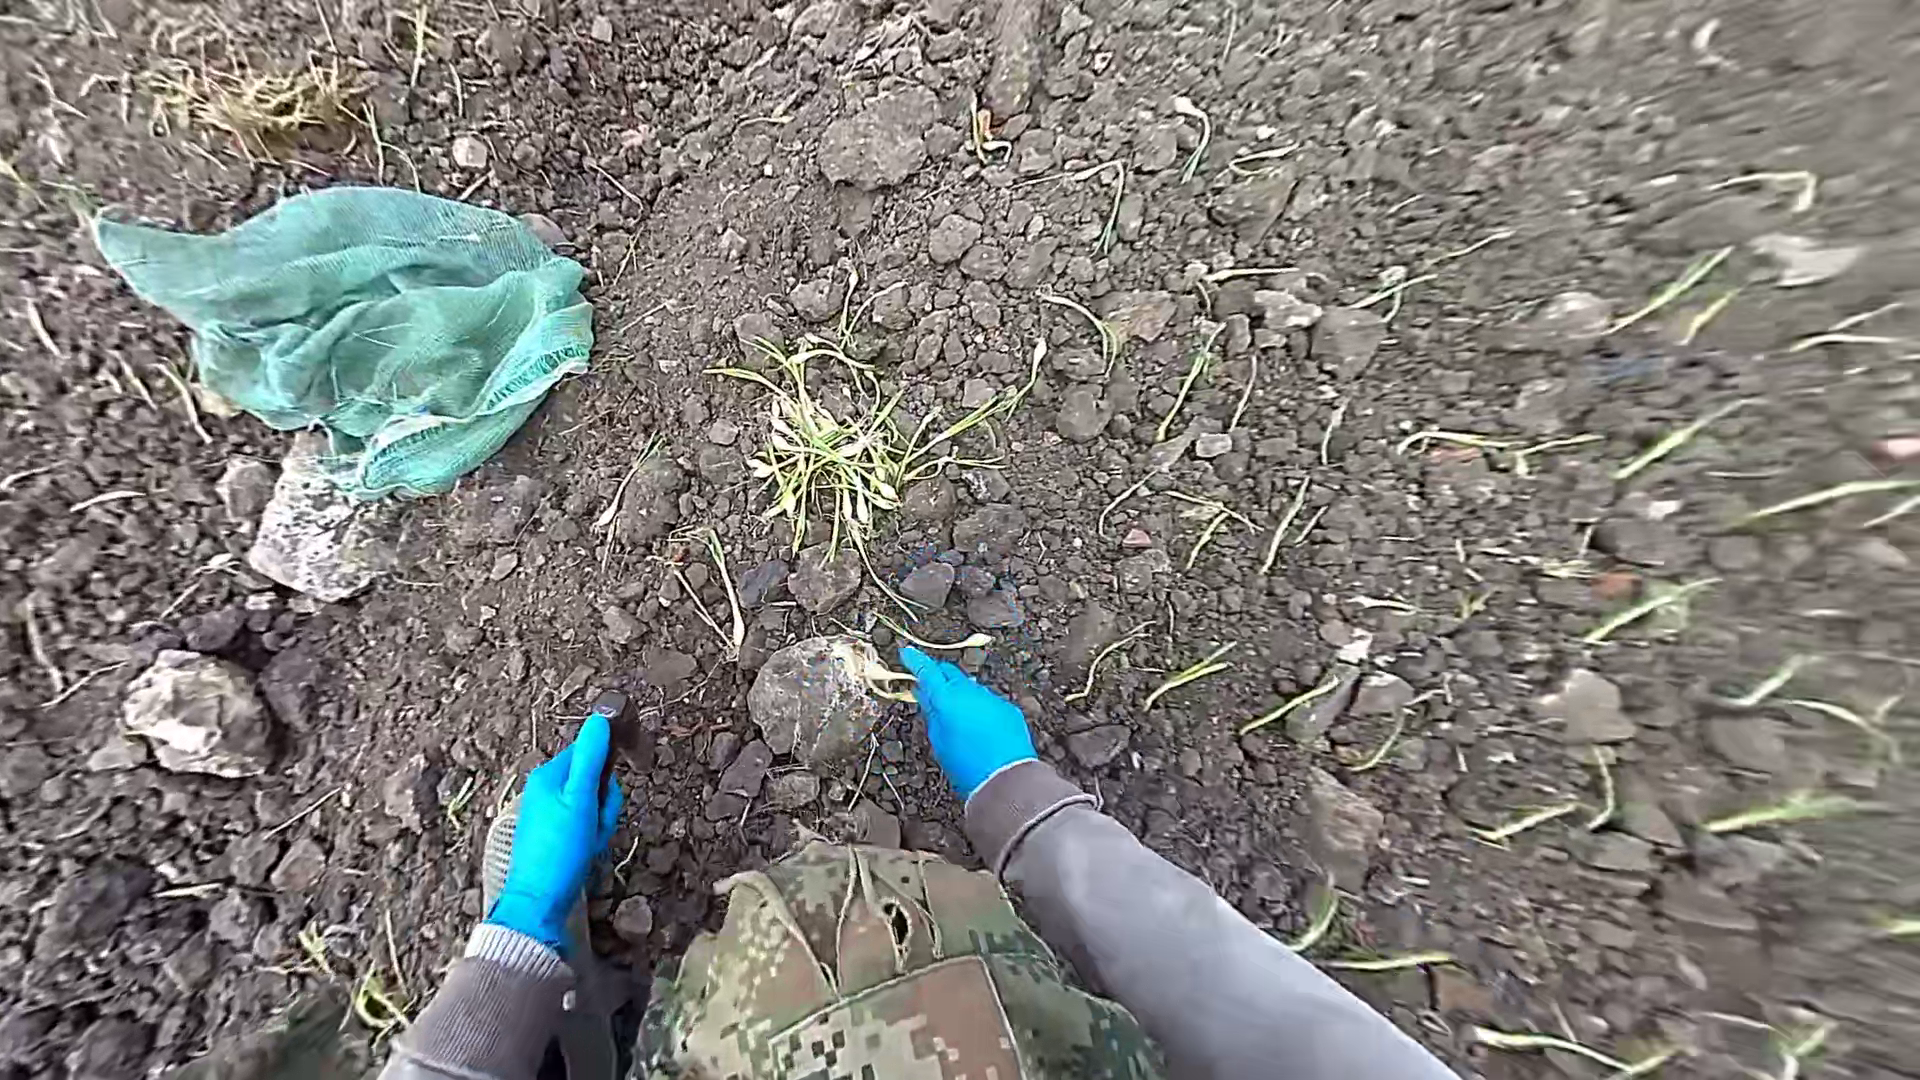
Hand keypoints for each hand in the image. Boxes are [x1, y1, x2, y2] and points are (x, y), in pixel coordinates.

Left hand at [486, 708, 623, 953]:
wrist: (540, 899)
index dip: (605, 768)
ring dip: (602, 816)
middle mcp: (546, 788)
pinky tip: (588, 844)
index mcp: (548, 775)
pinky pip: (587, 818)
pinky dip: (594, 830)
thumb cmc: (560, 848)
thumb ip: (591, 755)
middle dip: (605, 797)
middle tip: (598, 818)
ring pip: (594, 799)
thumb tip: (600, 718)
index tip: (604, 788)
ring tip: (593, 835)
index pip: (591, 750)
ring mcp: (550, 810)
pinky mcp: (555, 830)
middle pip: (595, 776)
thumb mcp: (581, 797)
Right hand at [900, 646, 1035, 798]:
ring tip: (955, 714)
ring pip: (970, 687)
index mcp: (948, 699)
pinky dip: (979, 707)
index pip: (928, 672)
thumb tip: (923, 693)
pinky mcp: (1007, 708)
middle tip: (929, 685)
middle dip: (939, 676)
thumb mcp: (939, 741)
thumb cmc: (966, 766)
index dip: (915, 661)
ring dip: (960, 694)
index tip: (907, 652)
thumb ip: (931, 712)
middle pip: (950, 673)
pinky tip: (978, 725)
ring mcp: (991, 698)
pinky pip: (988, 701)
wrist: (1005, 779)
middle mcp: (971, 692)